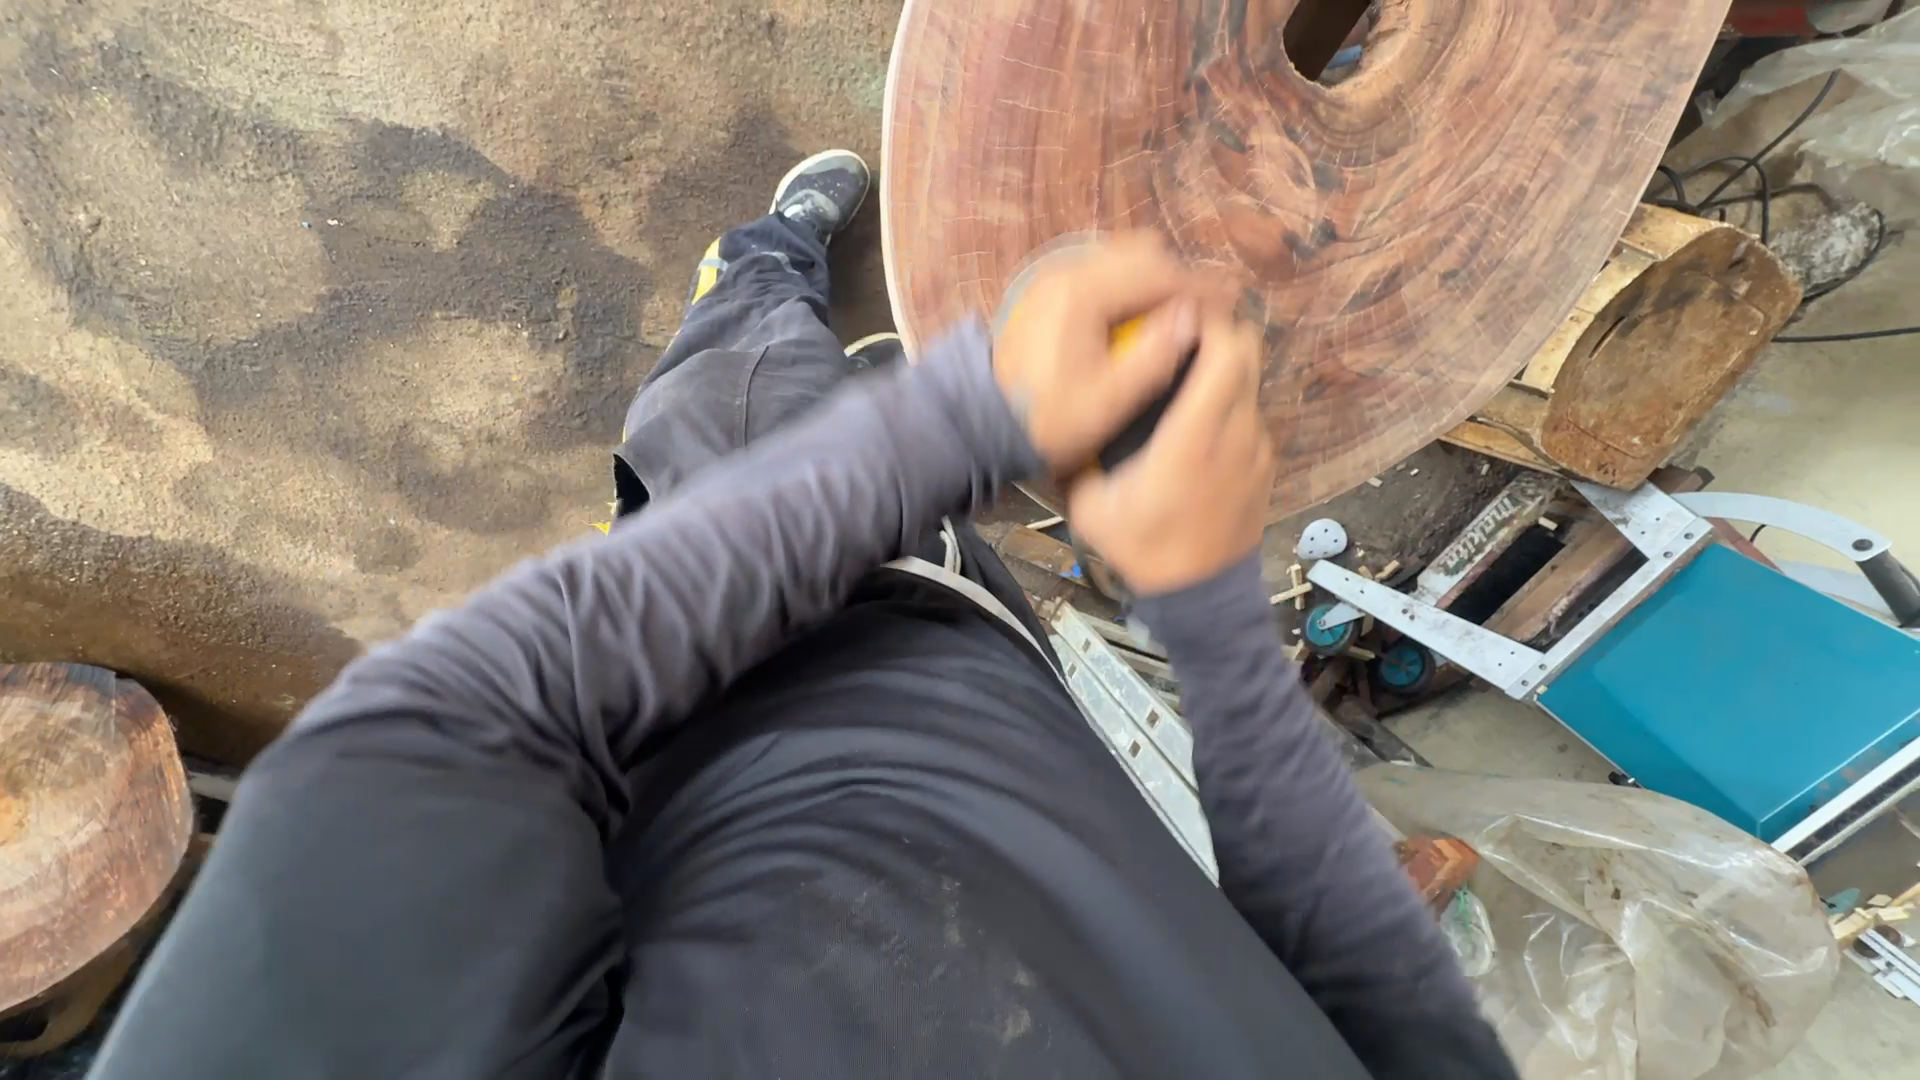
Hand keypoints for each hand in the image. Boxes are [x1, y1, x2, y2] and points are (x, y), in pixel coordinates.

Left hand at [992, 232, 1230, 474]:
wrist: (983, 425)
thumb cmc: (1046, 421)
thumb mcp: (1107, 401)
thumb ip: (1155, 357)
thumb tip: (1195, 317)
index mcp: (1084, 294)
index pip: (1158, 273)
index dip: (1201, 286)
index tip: (1234, 301)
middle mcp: (1067, 273)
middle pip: (1141, 254)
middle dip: (1178, 277)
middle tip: (1206, 309)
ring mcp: (1052, 279)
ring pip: (1119, 259)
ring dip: (1153, 279)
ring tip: (1177, 313)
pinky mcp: (1045, 294)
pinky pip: (1099, 273)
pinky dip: (1127, 286)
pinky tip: (1139, 317)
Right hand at [1065, 307, 1274, 594]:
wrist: (1200, 595)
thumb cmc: (1143, 548)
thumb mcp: (1092, 508)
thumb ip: (1081, 459)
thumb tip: (1061, 422)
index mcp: (1192, 439)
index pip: (1224, 354)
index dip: (1206, 322)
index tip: (1175, 315)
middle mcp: (1234, 434)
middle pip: (1247, 352)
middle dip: (1218, 330)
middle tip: (1179, 332)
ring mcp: (1256, 448)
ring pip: (1250, 381)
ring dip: (1223, 368)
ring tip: (1185, 376)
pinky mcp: (1264, 463)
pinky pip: (1250, 414)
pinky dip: (1229, 404)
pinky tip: (1198, 426)